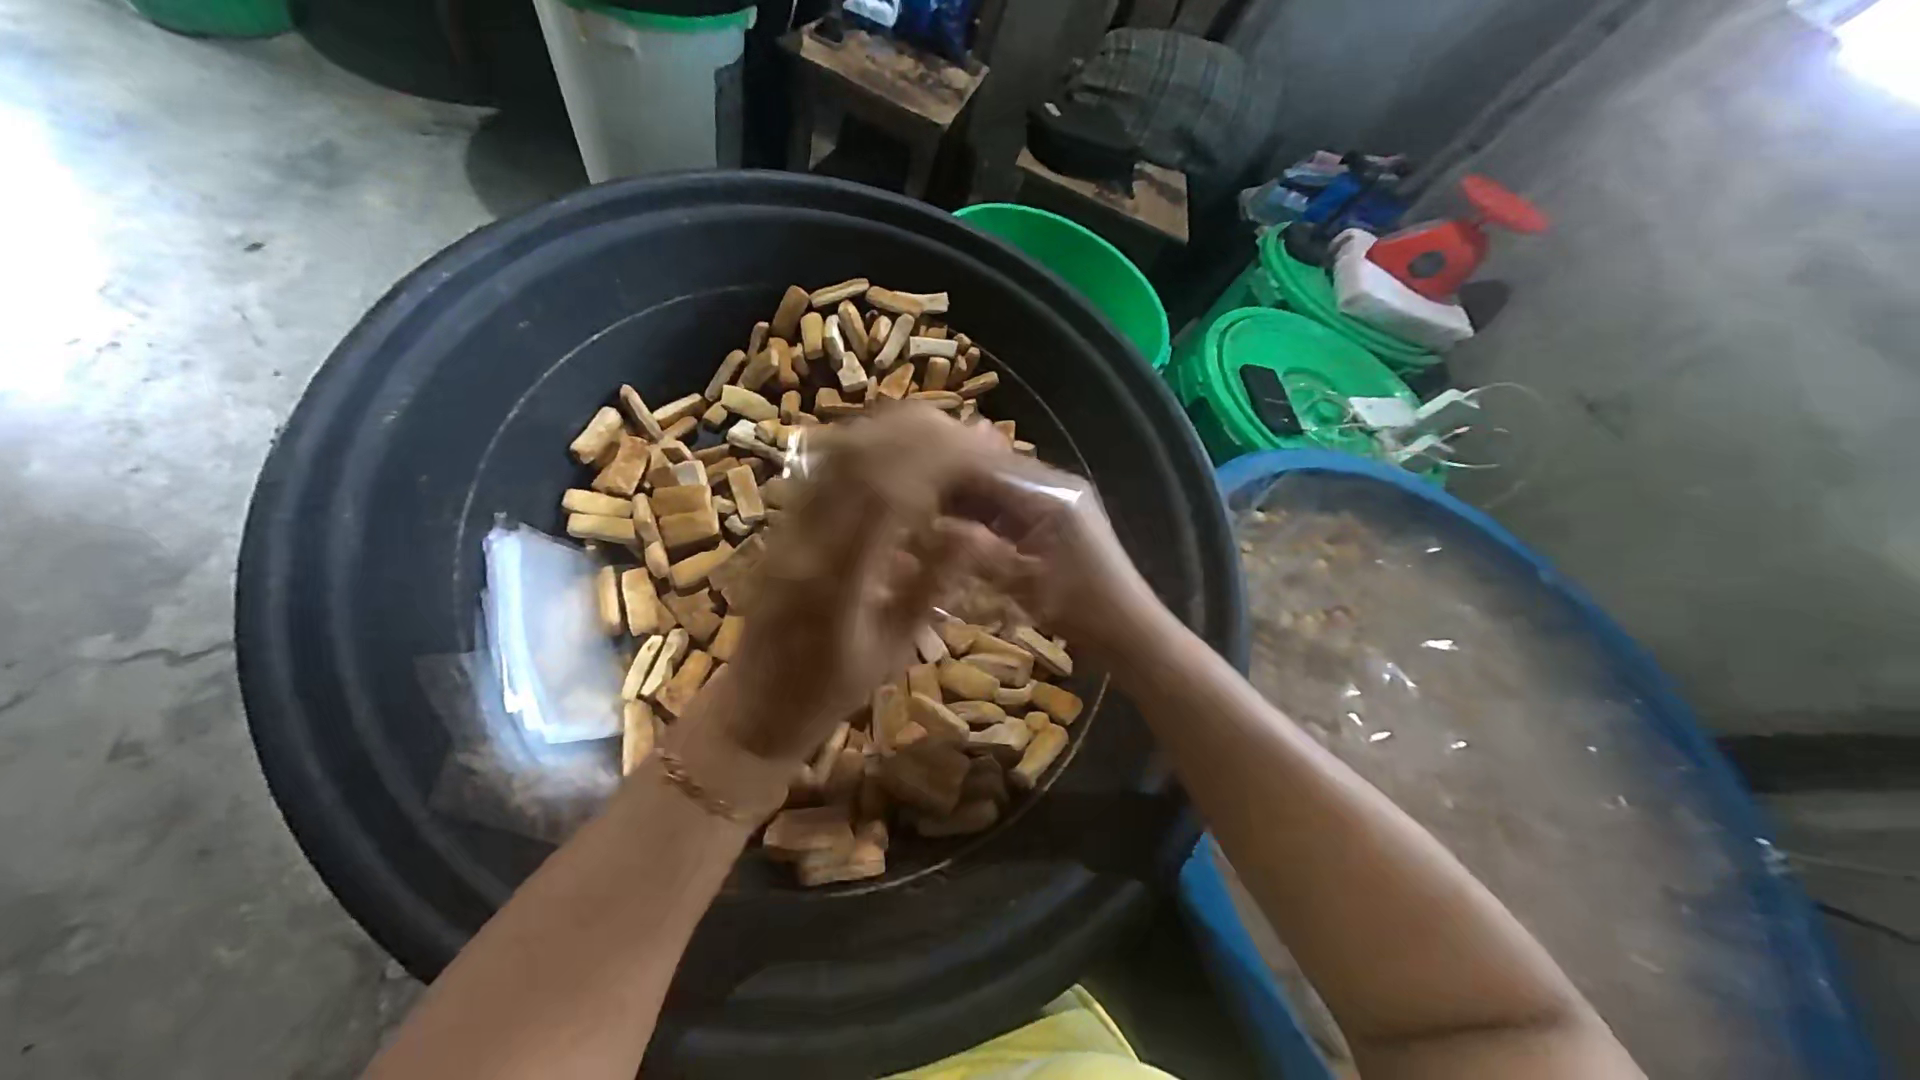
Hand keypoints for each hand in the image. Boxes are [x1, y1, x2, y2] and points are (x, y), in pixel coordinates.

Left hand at [705, 407, 1007, 763]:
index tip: (985, 449)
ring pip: (837, 453)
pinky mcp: (781, 524)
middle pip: (859, 456)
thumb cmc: (829, 693)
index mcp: (836, 578)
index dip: (939, 459)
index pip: (887, 493)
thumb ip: (933, 585)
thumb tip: (982, 534)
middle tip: (973, 435)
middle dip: (922, 433)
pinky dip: (868, 447)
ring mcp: (786, 527)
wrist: (754, 707)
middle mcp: (804, 539)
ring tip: (945, 433)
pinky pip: (824, 468)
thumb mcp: (892, 649)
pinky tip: (900, 451)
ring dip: (894, 431)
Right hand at [940, 455, 1159, 662]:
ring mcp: (1064, 498)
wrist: (1130, 629)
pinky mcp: (1064, 515)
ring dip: (973, 503)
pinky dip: (993, 516)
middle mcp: (1058, 484)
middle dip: (957, 489)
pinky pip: (1019, 504)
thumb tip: (927, 526)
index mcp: (1048, 493)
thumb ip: (973, 548)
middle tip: (919, 505)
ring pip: (1005, 489)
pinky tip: (969, 531)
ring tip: (936, 518)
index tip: (911, 489)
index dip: (946, 477)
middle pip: (995, 473)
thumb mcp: (1018, 580)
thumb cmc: (1077, 607)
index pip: (986, 469)